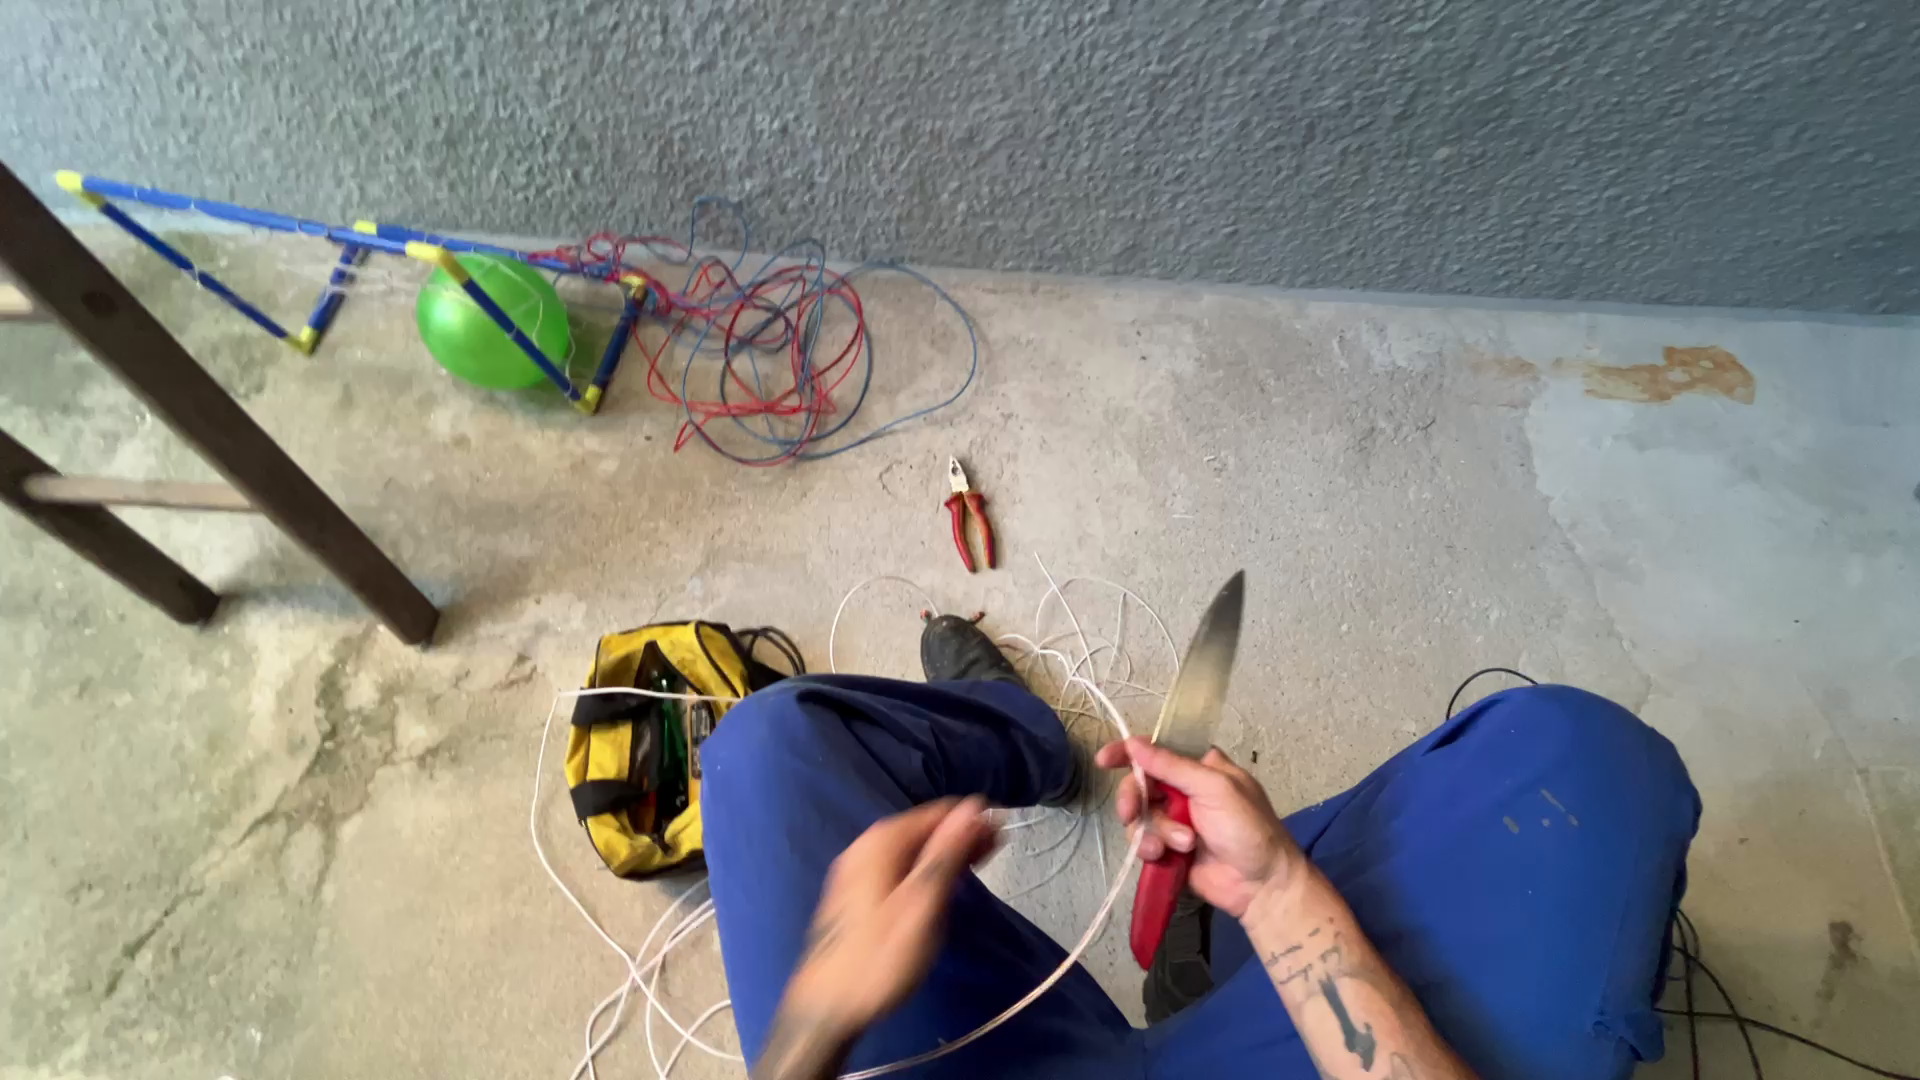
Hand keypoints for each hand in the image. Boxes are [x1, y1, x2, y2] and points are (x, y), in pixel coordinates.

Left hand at [778, 796, 996, 1039]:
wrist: (825, 1009)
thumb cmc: (881, 957)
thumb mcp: (923, 904)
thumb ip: (948, 852)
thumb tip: (974, 806)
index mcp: (884, 840)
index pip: (940, 812)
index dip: (974, 820)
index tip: (1001, 836)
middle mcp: (868, 844)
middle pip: (926, 828)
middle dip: (962, 835)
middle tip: (995, 852)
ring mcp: (859, 867)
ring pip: (913, 848)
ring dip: (946, 852)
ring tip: (977, 866)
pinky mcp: (857, 890)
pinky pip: (900, 865)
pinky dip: (925, 868)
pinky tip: (942, 883)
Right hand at [1096, 736, 1303, 918]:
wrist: (1263, 887)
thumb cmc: (1248, 829)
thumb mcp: (1215, 789)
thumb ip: (1172, 766)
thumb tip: (1134, 743)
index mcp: (1199, 766)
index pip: (1157, 749)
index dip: (1128, 751)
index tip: (1104, 759)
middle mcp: (1183, 789)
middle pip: (1140, 782)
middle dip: (1134, 797)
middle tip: (1130, 812)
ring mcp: (1174, 819)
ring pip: (1140, 814)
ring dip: (1154, 829)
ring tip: (1180, 844)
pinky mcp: (1168, 847)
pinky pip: (1143, 839)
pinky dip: (1148, 846)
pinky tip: (1162, 855)